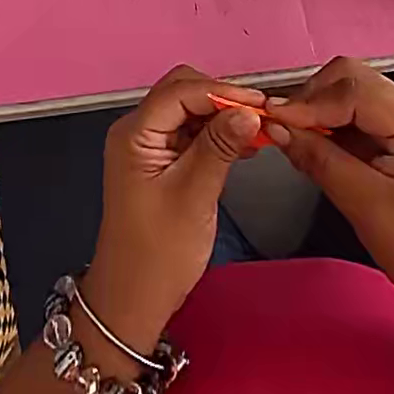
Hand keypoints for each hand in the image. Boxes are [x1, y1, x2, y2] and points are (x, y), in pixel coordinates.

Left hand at [80, 66, 264, 370]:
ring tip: (259, 129)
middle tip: (259, 115)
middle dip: (223, 99)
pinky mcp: (163, 158)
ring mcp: (150, 144)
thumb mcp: (193, 197)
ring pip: (191, 109)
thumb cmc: (157, 255)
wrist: (133, 302)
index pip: (180, 91)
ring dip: (224, 115)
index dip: (222, 92)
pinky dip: (219, 133)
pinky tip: (244, 144)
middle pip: (184, 91)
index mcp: (135, 133)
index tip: (259, 103)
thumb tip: (250, 111)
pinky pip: (194, 130)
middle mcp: (138, 130)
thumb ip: (220, 147)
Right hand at [262, 57, 393, 332]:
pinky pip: (357, 119)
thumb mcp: (370, 208)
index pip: (354, 92)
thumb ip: (321, 162)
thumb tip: (277, 129)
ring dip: (319, 109)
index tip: (269, 118)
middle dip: (312, 97)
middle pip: (353, 79)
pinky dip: (330, 126)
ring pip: (352, 94)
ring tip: (291, 135)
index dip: (308, 103)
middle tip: (280, 126)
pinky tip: (313, 145)